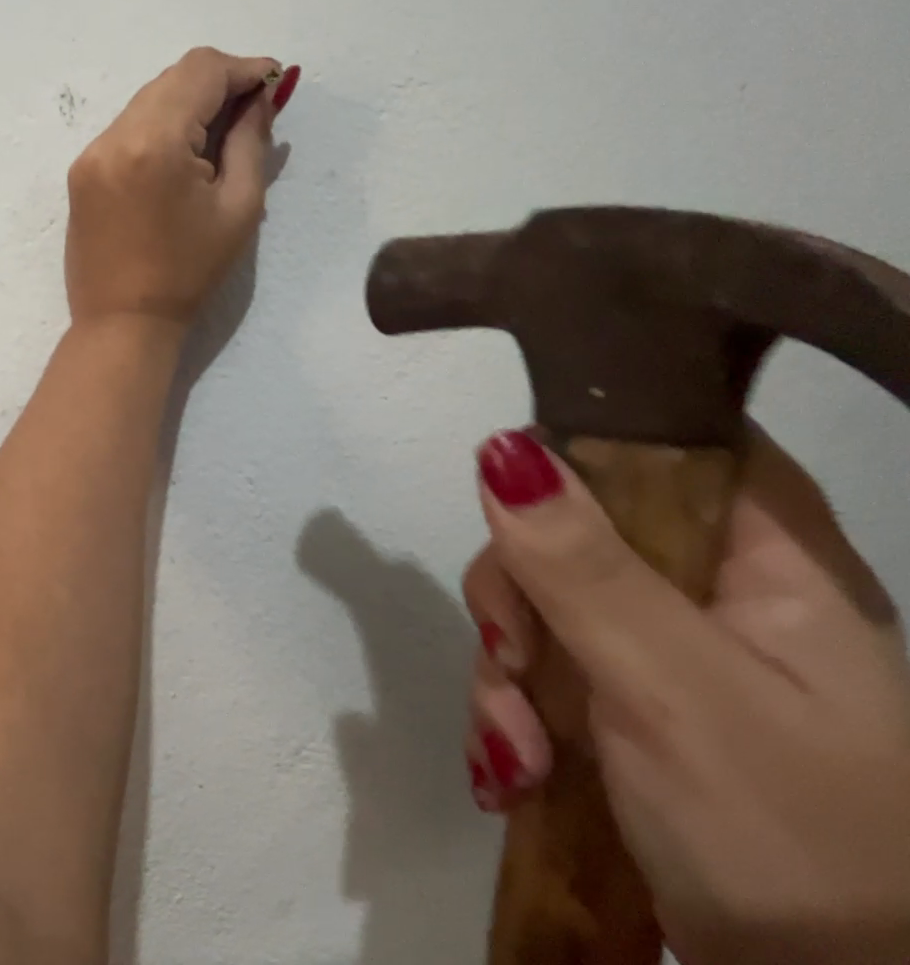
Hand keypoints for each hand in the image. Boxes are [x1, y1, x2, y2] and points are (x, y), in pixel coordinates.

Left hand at [64, 48, 297, 328]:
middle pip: (171, 79)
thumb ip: (250, 139)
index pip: (201, 71)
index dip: (242, 69)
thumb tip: (258, 97)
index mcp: (153, 143)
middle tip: (250, 111)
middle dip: (216, 85)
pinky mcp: (81, 174)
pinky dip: (158, 128)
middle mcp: (113, 138)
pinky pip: (125, 130)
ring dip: (186, 105)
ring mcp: (90, 155)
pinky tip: (181, 156)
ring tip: (217, 137)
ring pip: (146, 101)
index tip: (273, 83)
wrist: (122, 321)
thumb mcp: (238, 206)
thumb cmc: (188, 273)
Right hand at [463, 427, 909, 963]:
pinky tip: (512, 770)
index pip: (680, 452)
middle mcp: (716, 602)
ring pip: (538, 612)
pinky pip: (536, 677)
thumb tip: (500, 450)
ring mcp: (665, 661)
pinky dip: (509, 720)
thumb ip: (582, 568)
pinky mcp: (623, 714)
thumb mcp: (669, 687)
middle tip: (512, 660)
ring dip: (503, 678)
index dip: (592, 452)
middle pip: (574, 536)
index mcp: (770, 571)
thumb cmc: (780, 829)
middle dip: (514, 602)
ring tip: (516, 754)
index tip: (518, 506)